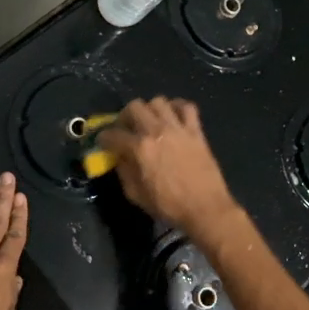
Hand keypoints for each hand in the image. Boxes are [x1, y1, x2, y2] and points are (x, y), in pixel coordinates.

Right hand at [97, 98, 242, 240]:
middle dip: (124, 116)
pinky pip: (187, 106)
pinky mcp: (196, 130)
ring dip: (149, 109)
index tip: (103, 142)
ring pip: (158, 101)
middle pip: (134, 107)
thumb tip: (118, 158)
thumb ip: (123, 172)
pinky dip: (177, 107)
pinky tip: (173, 117)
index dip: (103, 138)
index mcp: (140, 148)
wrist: (205, 208)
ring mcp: (178, 128)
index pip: (113, 134)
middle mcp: (157, 131)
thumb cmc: (169, 206)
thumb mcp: (137, 195)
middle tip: (126, 129)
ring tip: (150, 122)